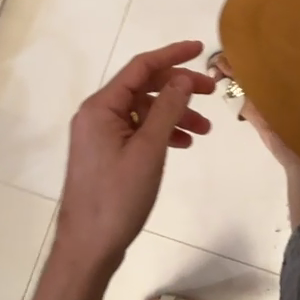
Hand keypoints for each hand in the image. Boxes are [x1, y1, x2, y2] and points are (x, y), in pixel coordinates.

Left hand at [55, 40, 215, 273]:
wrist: (87, 249)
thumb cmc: (117, 197)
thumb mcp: (149, 150)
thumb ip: (168, 108)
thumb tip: (183, 77)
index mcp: (101, 107)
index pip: (141, 67)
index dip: (172, 55)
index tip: (201, 49)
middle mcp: (96, 114)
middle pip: (144, 87)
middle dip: (178, 88)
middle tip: (212, 94)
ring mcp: (99, 135)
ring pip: (143, 110)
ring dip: (174, 114)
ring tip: (204, 129)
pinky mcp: (105, 154)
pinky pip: (137, 130)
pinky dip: (161, 132)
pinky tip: (183, 143)